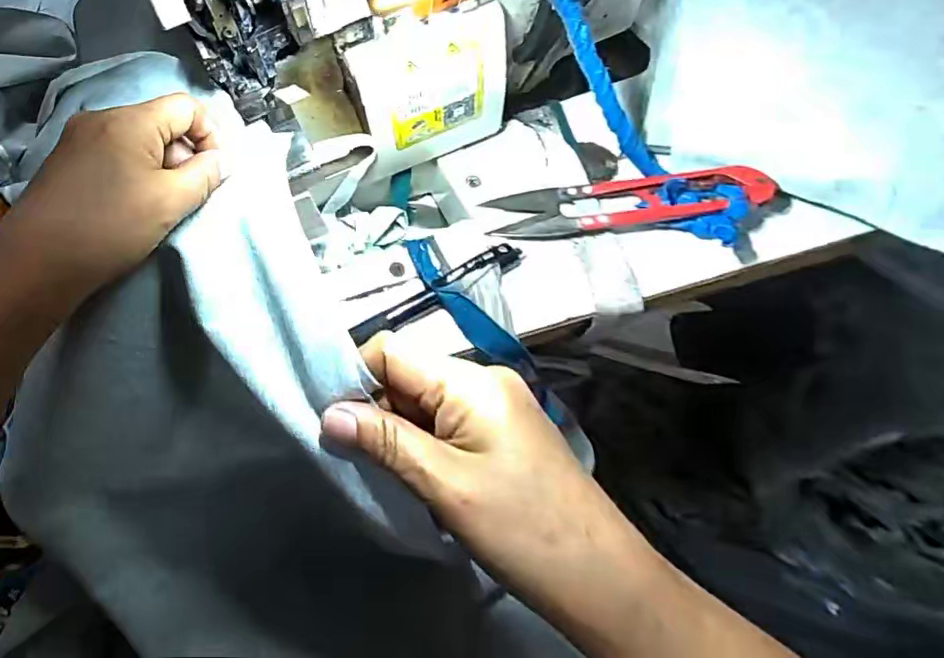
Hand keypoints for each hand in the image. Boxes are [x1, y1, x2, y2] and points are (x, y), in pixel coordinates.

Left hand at [0, 94, 225, 319]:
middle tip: (183, 194)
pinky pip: (108, 153)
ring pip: (133, 139)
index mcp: (129, 119)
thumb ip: (204, 174)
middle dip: (181, 152)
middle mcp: (99, 117)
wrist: (34, 261)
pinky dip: (127, 170)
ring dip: (154, 164)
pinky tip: (123, 204)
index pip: (186, 106)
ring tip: (153, 204)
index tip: (214, 171)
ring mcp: (76, 138)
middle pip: (158, 120)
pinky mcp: (62, 159)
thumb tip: (219, 158)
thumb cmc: (108, 228)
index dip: (210, 134)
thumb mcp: (168, 202)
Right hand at [321, 335, 660, 629]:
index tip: (336, 420)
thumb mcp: (445, 485)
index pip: (388, 351)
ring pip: (420, 399)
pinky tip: (424, 477)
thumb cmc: (527, 532)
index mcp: (471, 381)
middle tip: (365, 456)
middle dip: (377, 410)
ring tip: (398, 473)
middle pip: (403, 374)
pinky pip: (443, 418)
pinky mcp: (502, 429)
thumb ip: (384, 440)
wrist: (615, 592)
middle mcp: (483, 379)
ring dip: (400, 431)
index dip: (355, 378)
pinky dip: (423, 442)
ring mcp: (496, 403)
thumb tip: (328, 414)